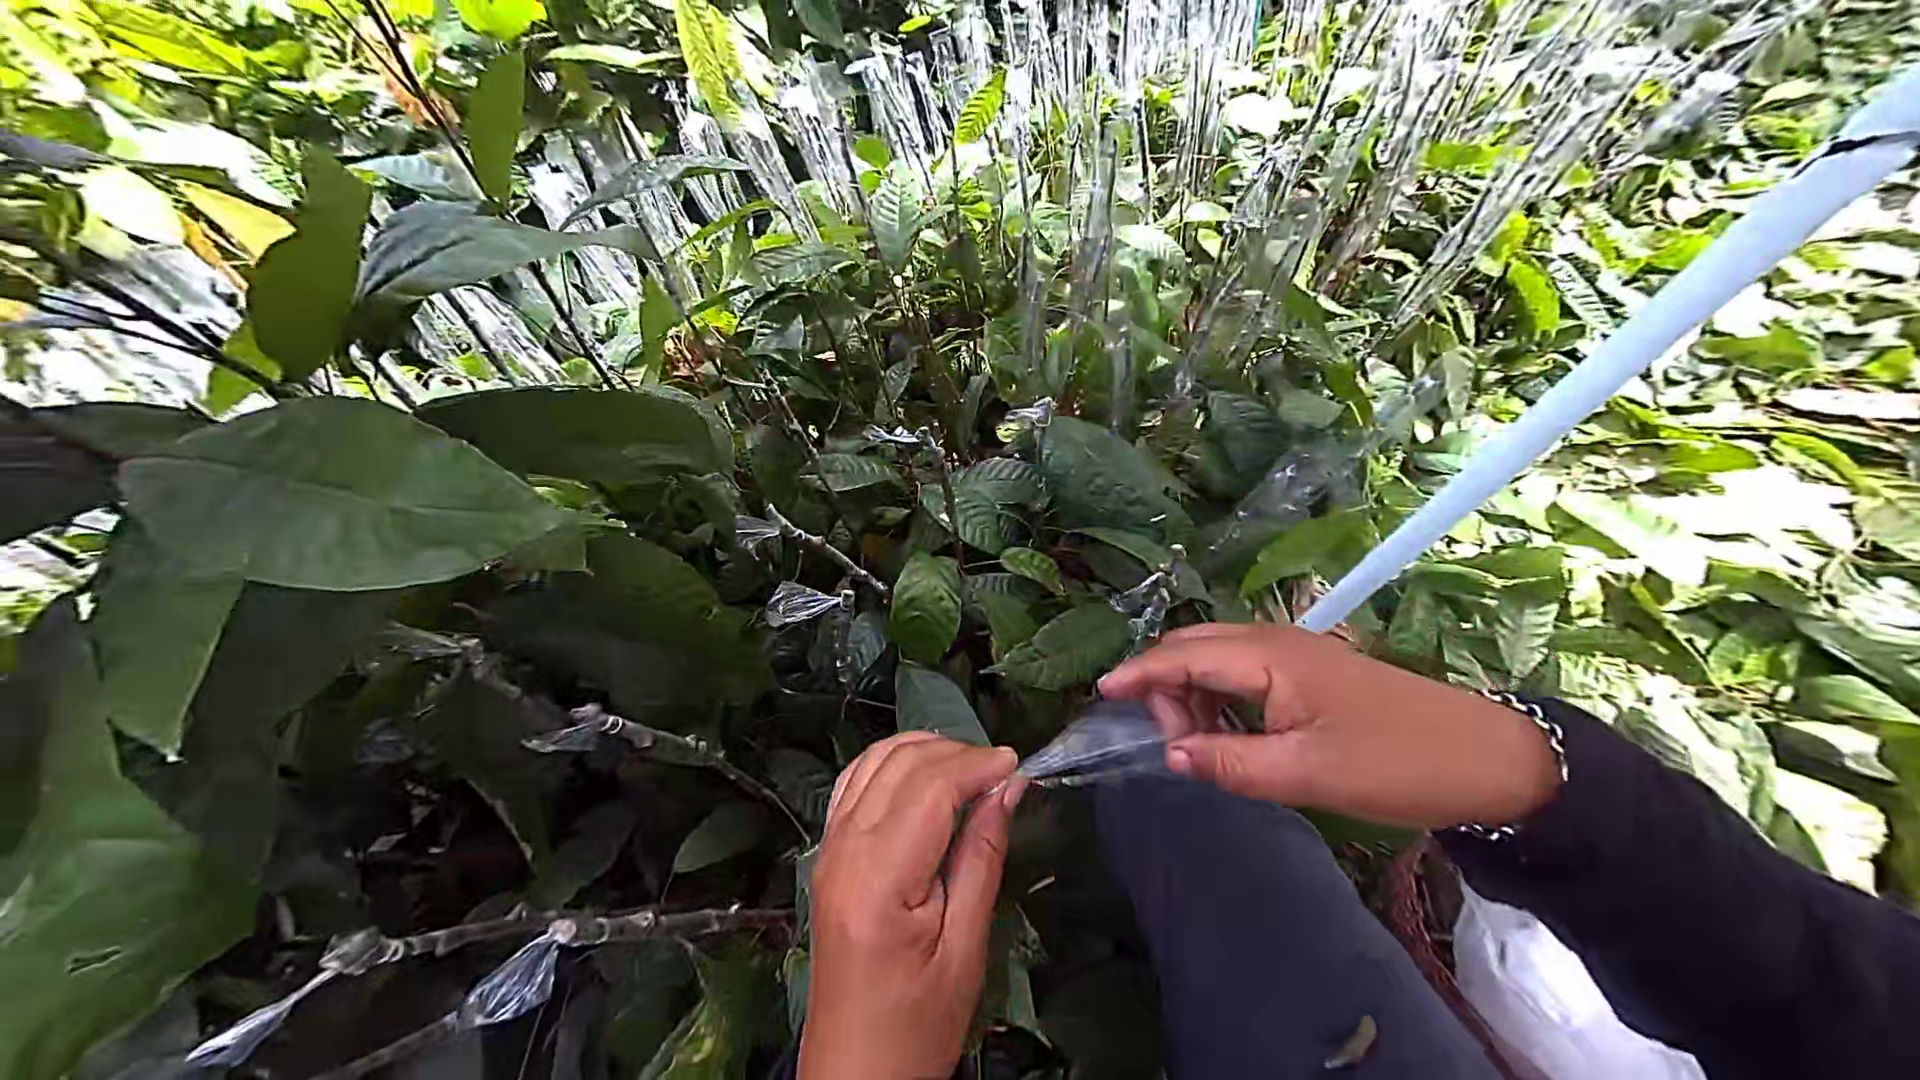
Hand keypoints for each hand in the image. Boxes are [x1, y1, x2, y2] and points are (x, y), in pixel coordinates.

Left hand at [800, 733, 1024, 1079]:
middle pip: (901, 765)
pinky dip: (890, 760)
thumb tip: (1007, 788)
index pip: (929, 788)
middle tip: (999, 767)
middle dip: (955, 752)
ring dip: (923, 749)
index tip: (1015, 763)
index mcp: (878, 878)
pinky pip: (854, 781)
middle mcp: (844, 849)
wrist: (855, 1070)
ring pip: (874, 761)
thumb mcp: (965, 946)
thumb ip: (983, 855)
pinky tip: (920, 769)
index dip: (975, 764)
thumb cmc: (918, 1022)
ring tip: (968, 763)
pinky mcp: (827, 851)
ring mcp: (829, 847)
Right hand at [1098, 623, 1560, 828]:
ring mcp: (1291, 651)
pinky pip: (1240, 670)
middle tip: (1167, 740)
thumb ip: (1229, 762)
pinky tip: (1225, 730)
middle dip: (1164, 686)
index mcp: (1268, 657)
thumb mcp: (1306, 774)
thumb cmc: (1396, 762)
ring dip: (1191, 693)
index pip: (1183, 655)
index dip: (1139, 673)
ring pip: (1215, 657)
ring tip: (1196, 742)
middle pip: (1193, 647)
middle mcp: (1273, 640)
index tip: (1102, 690)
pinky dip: (1218, 696)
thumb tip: (1170, 754)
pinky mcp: (1305, 669)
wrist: (1491, 757)